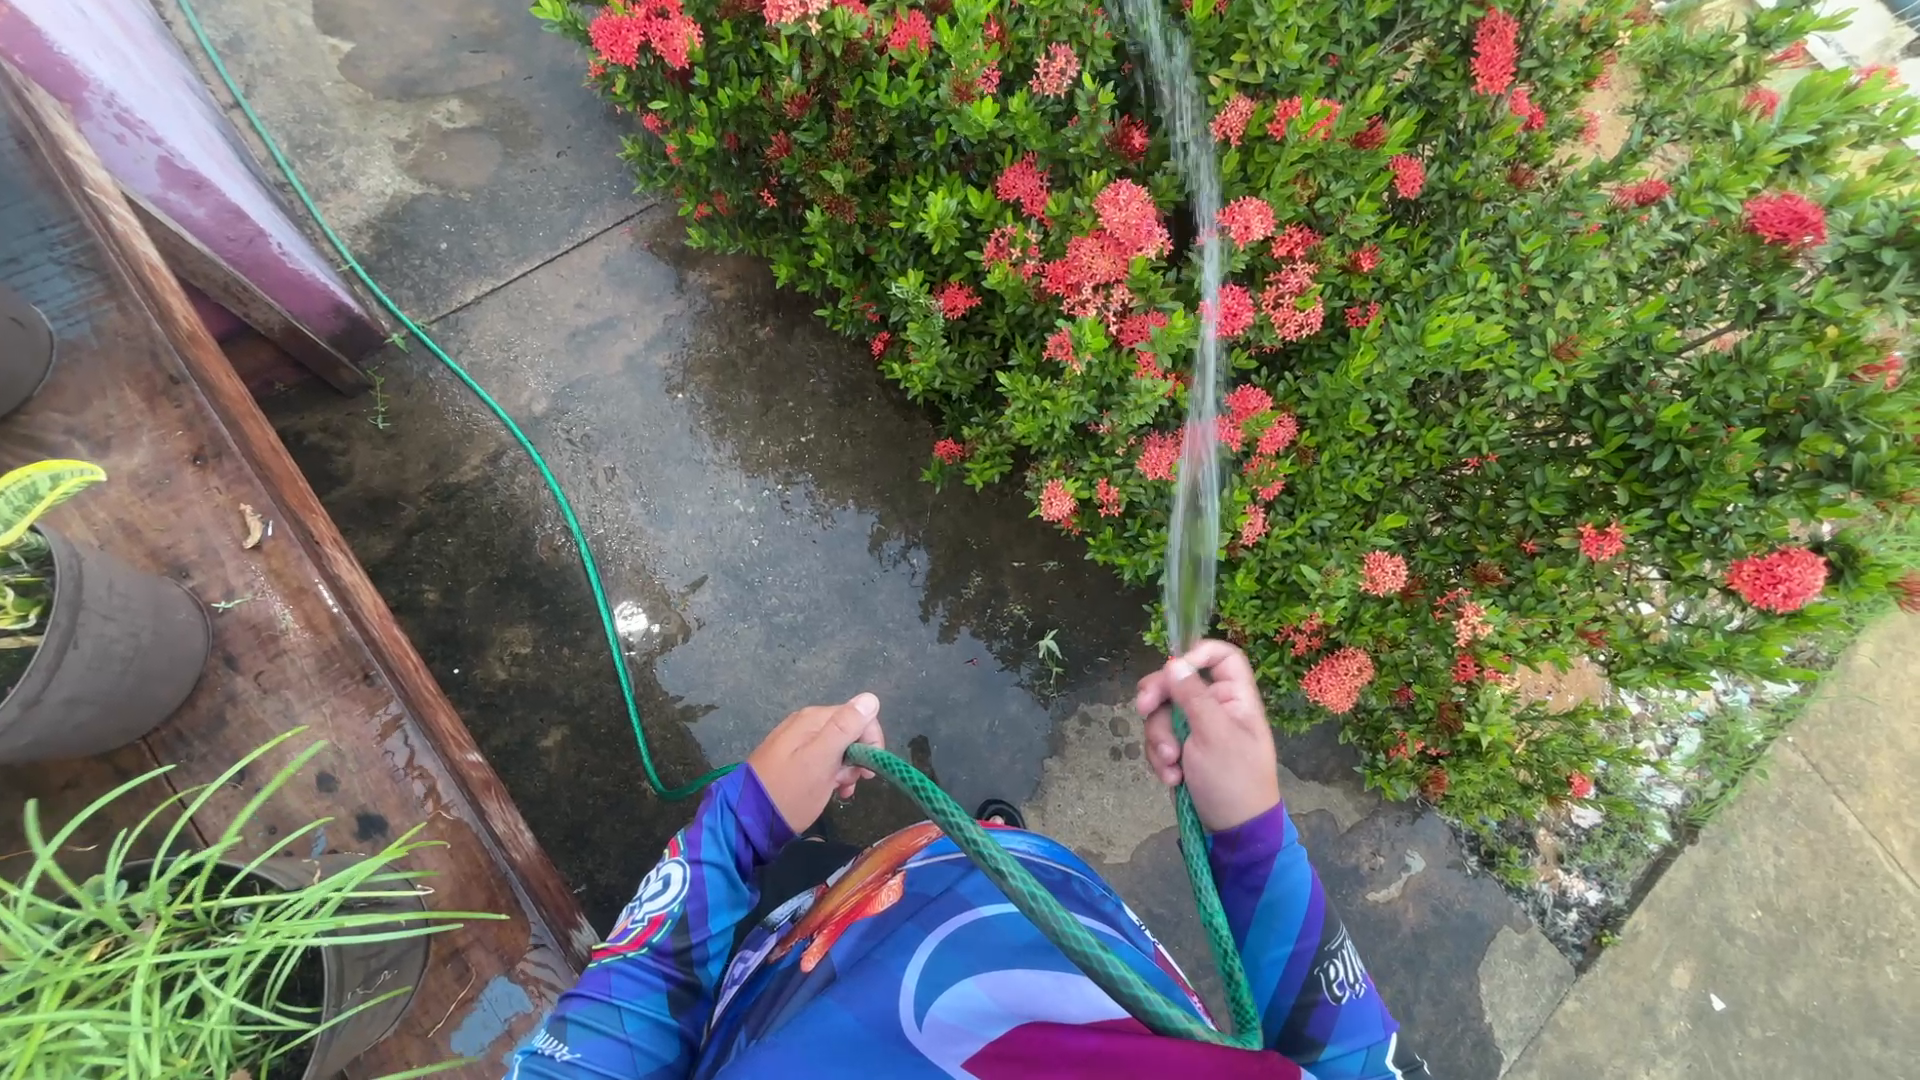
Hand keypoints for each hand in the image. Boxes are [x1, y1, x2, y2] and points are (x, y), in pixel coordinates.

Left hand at [746, 693, 883, 833]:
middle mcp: (806, 724)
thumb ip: (845, 727)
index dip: (871, 742)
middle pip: (849, 732)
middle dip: (858, 757)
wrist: (748, 820)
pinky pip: (823, 760)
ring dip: (847, 769)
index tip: (869, 770)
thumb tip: (871, 698)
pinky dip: (833, 774)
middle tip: (852, 782)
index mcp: (814, 719)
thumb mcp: (821, 760)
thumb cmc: (790, 791)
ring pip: (839, 748)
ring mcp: (798, 741)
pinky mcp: (793, 759)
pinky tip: (832, 791)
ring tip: (841, 791)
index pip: (859, 717)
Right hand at [1134, 640, 1279, 832]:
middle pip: (1177, 682)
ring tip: (1171, 764)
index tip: (1173, 668)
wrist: (1233, 833)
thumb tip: (1173, 662)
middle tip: (1143, 709)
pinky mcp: (1180, 750)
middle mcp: (1215, 707)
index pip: (1222, 657)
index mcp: (1235, 698)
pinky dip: (1160, 757)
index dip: (1198, 653)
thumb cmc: (1233, 781)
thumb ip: (1193, 696)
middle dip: (1158, 700)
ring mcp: (1196, 729)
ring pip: (1161, 713)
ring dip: (1159, 738)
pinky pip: (1158, 739)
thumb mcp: (1214, 735)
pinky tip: (1171, 777)